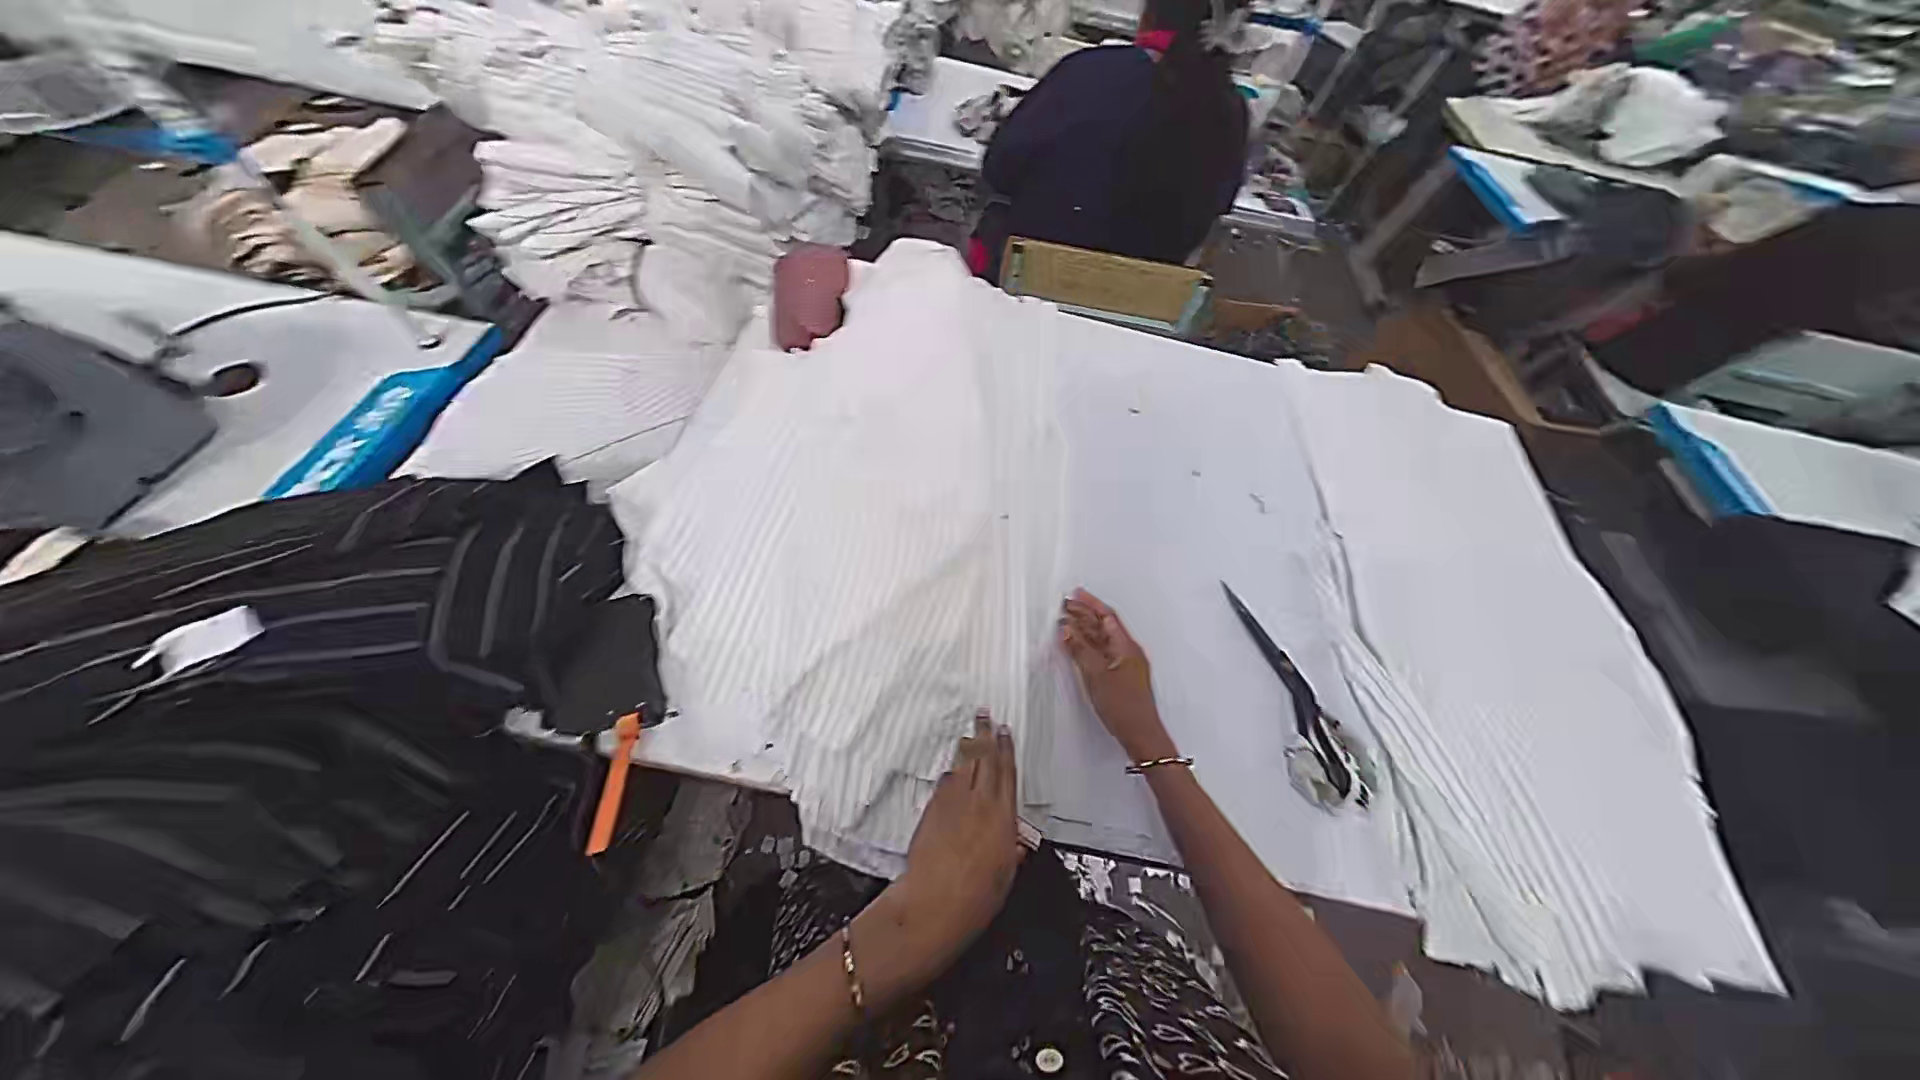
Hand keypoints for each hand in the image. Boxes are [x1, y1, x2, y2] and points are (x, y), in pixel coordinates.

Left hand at [854, 711, 1024, 994]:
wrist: (936, 900)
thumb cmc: (977, 895)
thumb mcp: (1006, 873)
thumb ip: (1011, 849)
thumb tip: (1014, 842)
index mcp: (1003, 815)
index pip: (1007, 771)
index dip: (1006, 748)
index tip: (1005, 731)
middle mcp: (979, 802)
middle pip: (984, 758)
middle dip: (984, 734)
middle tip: (984, 714)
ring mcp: (954, 802)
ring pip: (963, 766)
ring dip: (967, 748)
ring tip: (970, 734)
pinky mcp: (933, 809)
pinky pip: (945, 782)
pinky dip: (951, 772)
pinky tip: (952, 770)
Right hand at [1060, 588, 1176, 761]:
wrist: (1141, 735)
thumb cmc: (1125, 708)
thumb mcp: (1097, 676)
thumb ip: (1080, 650)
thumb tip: (1066, 630)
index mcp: (1127, 647)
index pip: (1107, 617)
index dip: (1090, 604)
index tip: (1075, 595)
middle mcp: (1128, 653)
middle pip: (1104, 626)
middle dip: (1085, 614)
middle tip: (1066, 606)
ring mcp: (1125, 665)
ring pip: (1102, 639)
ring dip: (1085, 629)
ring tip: (1067, 621)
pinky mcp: (1120, 677)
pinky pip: (1102, 653)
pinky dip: (1087, 646)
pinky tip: (1076, 646)